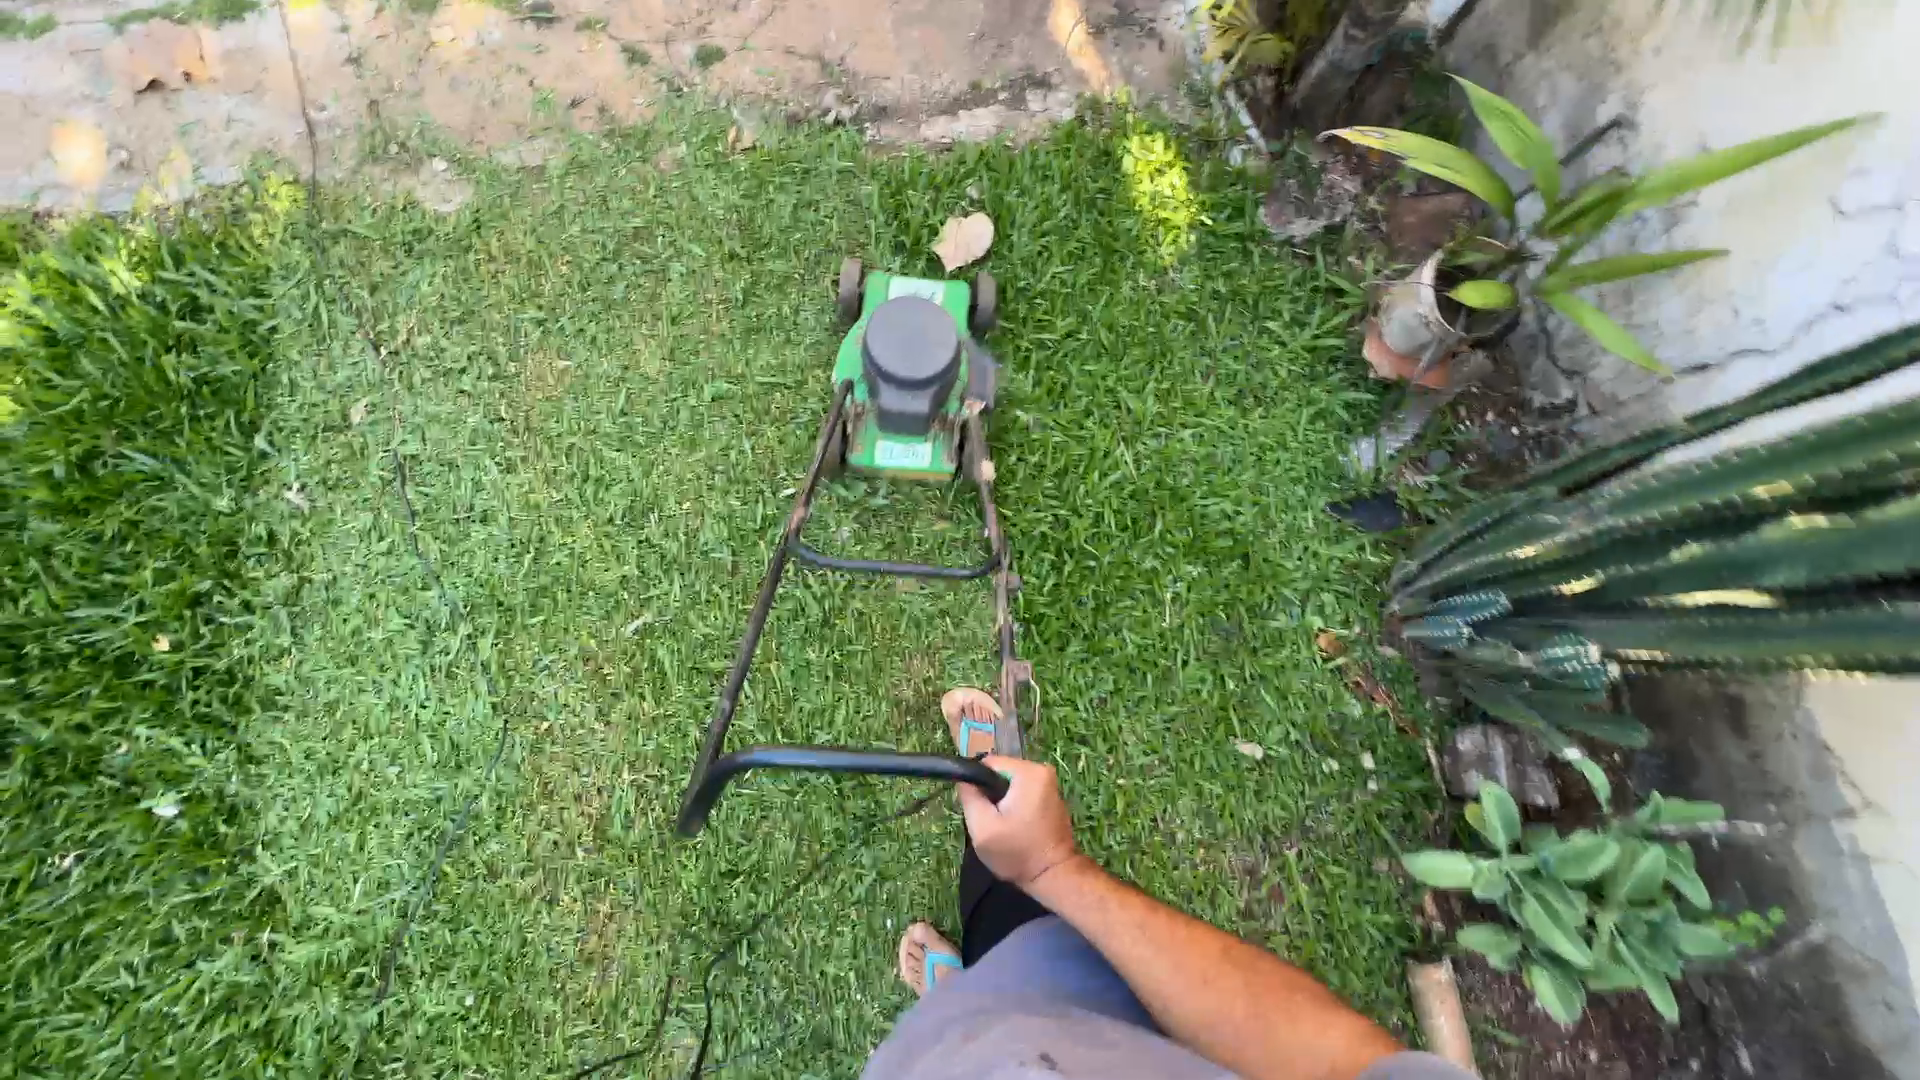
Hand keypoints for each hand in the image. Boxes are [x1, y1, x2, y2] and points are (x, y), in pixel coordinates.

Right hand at [957, 755, 1080, 888]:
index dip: (977, 783)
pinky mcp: (1051, 797)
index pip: (989, 763)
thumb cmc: (1017, 853)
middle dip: (990, 793)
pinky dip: (1015, 805)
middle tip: (989, 820)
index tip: (978, 807)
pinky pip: (1023, 792)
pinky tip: (1014, 826)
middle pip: (1001, 772)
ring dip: (1002, 801)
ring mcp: (1050, 784)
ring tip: (1002, 826)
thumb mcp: (982, 827)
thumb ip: (969, 796)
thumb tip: (964, 779)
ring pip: (1011, 783)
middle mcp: (1043, 771)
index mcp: (1028, 772)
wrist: (1053, 876)